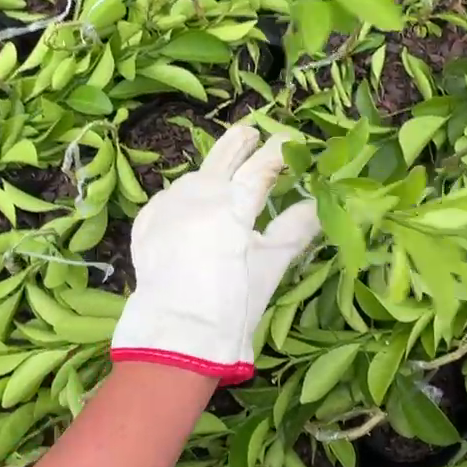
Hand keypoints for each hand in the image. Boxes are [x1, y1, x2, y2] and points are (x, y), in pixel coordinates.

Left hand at [110, 126, 319, 383]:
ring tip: (224, 173)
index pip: (261, 167)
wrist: (178, 335)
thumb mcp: (270, 266)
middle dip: (239, 143)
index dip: (279, 151)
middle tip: (251, 130)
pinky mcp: (149, 223)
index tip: (292, 140)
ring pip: (195, 177)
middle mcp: (198, 195)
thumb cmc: (232, 303)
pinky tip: (192, 203)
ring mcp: (169, 207)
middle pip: (222, 157)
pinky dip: (186, 195)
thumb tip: (317, 204)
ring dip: (212, 171)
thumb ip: (294, 230)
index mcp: (232, 204)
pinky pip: (170, 198)